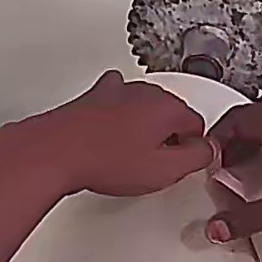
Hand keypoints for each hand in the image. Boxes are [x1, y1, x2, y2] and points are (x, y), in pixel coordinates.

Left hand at [0, 71, 213, 197]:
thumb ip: (195, 158)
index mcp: (167, 107)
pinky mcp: (94, 97)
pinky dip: (120, 115)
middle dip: (170, 136)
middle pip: (172, 114)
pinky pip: (117, 103)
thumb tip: (207, 150)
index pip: (197, 125)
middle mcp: (144, 92)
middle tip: (157, 163)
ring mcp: (117, 91)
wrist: (54, 152)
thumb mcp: (164, 170)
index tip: (183, 162)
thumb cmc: (103, 159)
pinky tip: (114, 131)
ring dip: (144, 127)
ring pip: (145, 108)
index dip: (193, 148)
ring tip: (131, 154)